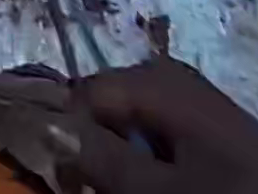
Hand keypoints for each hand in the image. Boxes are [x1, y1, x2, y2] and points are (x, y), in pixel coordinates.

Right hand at [50, 59, 257, 193]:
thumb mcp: (162, 193)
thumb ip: (101, 158)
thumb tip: (44, 125)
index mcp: (155, 77)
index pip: (84, 94)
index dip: (70, 134)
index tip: (71, 179)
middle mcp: (170, 75)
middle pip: (107, 105)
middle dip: (99, 146)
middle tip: (105, 188)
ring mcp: (194, 100)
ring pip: (132, 124)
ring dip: (125, 158)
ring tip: (135, 188)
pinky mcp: (214, 128)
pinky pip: (162, 136)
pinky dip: (153, 163)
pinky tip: (164, 186)